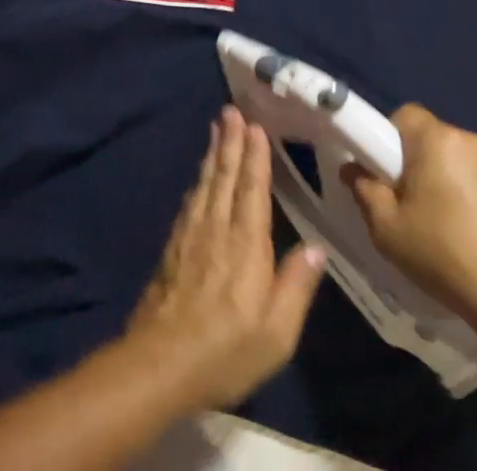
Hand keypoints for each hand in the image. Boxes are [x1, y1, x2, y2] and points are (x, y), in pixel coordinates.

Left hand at [125, 106, 326, 410]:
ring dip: (212, 157)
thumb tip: (317, 247)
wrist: (159, 365)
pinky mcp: (171, 252)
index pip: (253, 192)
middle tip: (230, 111)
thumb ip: (296, 286)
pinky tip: (197, 181)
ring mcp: (190, 240)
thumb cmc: (226, 351)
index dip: (254, 158)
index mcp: (246, 247)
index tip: (255, 127)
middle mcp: (216, 233)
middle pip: (224, 179)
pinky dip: (196, 185)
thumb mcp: (277, 332)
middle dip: (230, 143)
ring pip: (204, 188)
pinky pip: (188, 206)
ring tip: (215, 130)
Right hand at [340, 104, 476, 339]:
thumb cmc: (447, 261)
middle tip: (422, 210)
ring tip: (464, 231)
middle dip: (429, 166)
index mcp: (441, 142)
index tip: (390, 175)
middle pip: (443, 142)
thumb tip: (355, 168)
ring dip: (465, 183)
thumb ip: (365, 190)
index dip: (391, 140)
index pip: (407, 116)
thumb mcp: (388, 231)